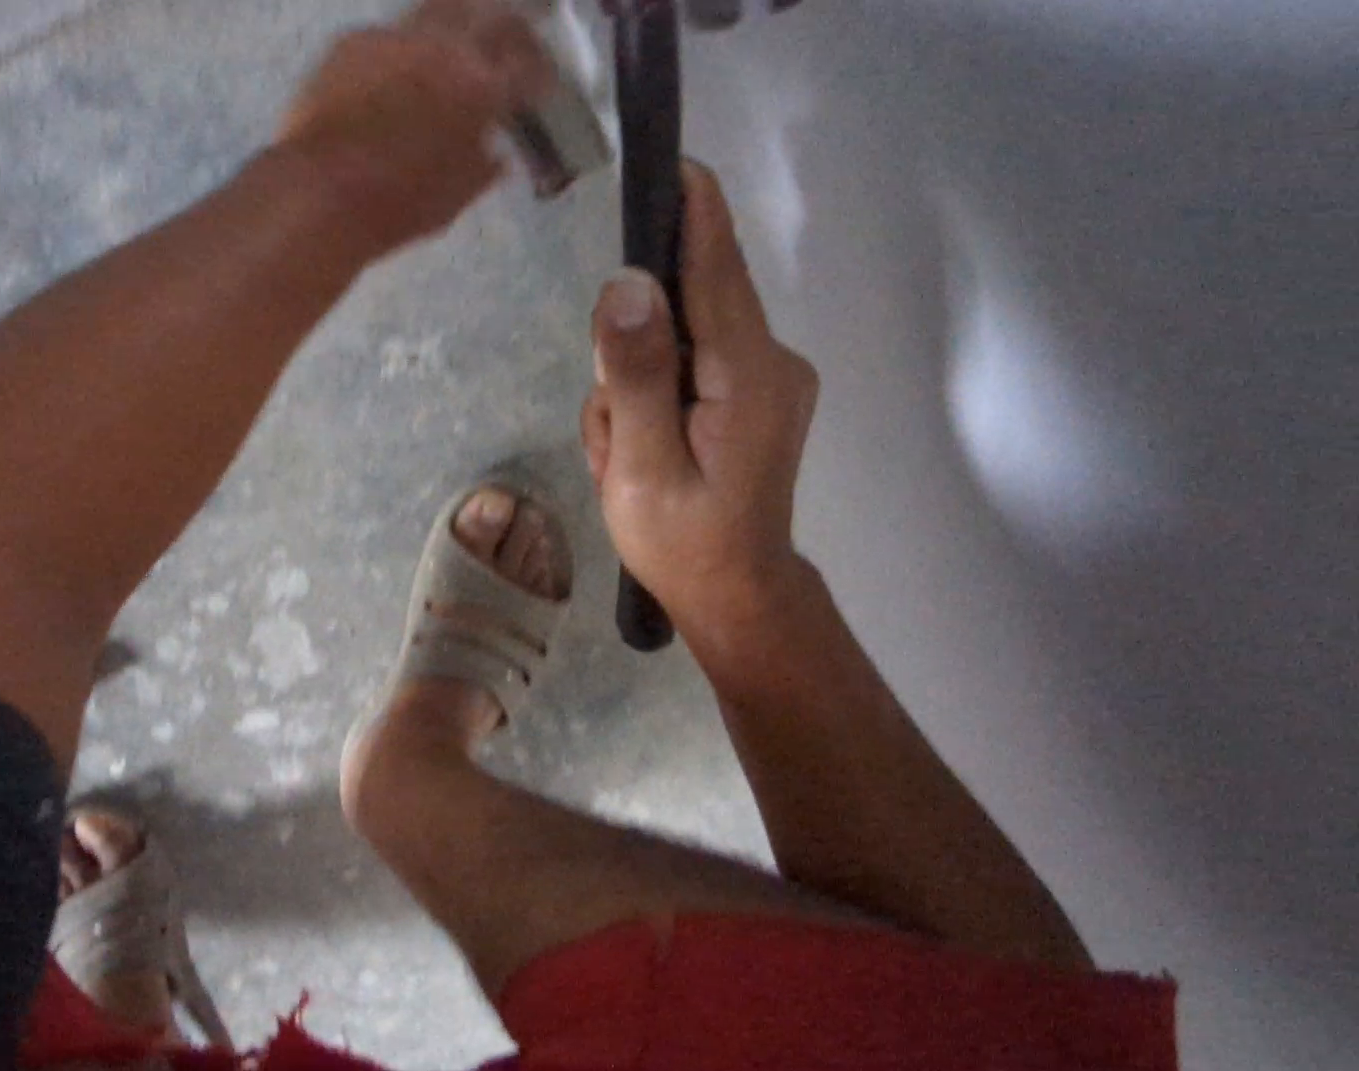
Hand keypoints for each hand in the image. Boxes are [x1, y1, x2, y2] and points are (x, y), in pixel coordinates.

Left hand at [276, 0, 551, 258]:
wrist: (320, 195)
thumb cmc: (396, 209)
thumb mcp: (452, 200)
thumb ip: (481, 170)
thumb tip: (498, 157)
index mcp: (480, 89)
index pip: (528, 67)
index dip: (542, 74)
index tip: (543, 85)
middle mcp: (444, 47)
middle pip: (491, 12)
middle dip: (508, 27)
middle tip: (514, 41)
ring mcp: (395, 37)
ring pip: (439, 13)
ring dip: (454, 33)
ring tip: (452, 59)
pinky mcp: (352, 42)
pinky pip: (388, 37)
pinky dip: (402, 54)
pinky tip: (395, 79)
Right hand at [581, 161, 820, 650]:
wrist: (735, 596)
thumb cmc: (685, 544)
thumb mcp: (641, 467)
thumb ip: (635, 376)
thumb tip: (624, 286)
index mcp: (749, 374)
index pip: (716, 267)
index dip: (687, 211)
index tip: (661, 162)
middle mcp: (770, 360)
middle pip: (684, 306)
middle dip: (629, 354)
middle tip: (612, 431)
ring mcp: (766, 377)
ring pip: (677, 340)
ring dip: (633, 388)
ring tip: (625, 454)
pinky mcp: (753, 393)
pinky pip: (687, 366)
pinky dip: (652, 399)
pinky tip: (644, 450)